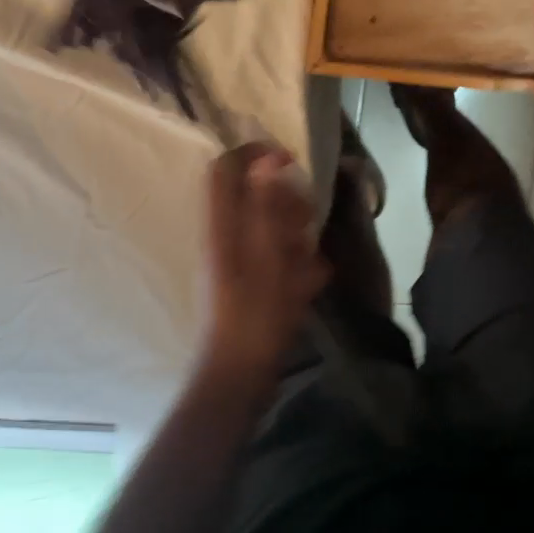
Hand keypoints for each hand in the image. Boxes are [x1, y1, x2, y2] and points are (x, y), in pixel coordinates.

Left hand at [200, 143, 327, 378]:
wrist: (240, 378)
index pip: (225, 168)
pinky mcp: (249, 285)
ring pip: (267, 225)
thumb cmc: (255, 315)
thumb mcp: (268, 255)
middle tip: (306, 218)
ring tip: (310, 253)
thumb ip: (266, 206)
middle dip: (285, 199)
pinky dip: (294, 262)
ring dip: (293, 231)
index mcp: (222, 225)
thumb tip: (267, 160)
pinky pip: (275, 257)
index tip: (290, 160)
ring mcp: (236, 262)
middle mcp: (225, 237)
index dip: (255, 154)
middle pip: (252, 195)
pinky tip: (310, 280)